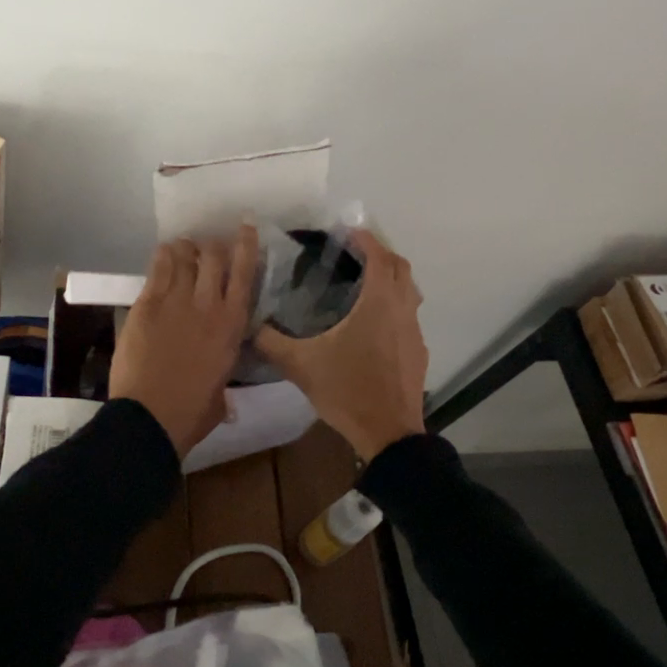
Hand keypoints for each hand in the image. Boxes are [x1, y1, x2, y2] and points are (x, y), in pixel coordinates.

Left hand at [110, 225, 258, 456]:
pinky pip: (159, 268)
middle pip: (214, 256)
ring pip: (186, 256)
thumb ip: (221, 373)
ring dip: (187, 248)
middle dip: (213, 246)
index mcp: (232, 326)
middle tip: (208, 247)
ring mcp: (176, 300)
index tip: (245, 226)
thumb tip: (219, 381)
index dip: (246, 245)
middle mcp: (208, 304)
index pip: (245, 274)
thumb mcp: (221, 392)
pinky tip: (164, 252)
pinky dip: (163, 256)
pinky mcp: (147, 303)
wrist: (150, 416)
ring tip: (184, 248)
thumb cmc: (191, 413)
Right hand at [255, 230, 427, 460]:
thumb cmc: (348, 390)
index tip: (347, 233)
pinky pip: (409, 316)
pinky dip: (395, 307)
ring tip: (363, 285)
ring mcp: (414, 332)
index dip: (365, 239)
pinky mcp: (418, 352)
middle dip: (380, 254)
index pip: (379, 256)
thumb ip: (272, 342)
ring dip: (391, 280)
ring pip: (409, 292)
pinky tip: (373, 325)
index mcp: (378, 303)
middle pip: (400, 267)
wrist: (390, 434)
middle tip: (354, 254)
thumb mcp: (302, 365)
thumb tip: (248, 324)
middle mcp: (402, 310)